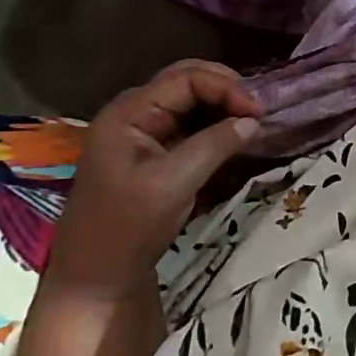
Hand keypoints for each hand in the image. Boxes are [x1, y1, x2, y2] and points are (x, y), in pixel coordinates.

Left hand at [48, 60, 262, 292]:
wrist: (96, 276)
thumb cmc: (128, 226)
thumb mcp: (174, 183)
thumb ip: (214, 145)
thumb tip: (253, 120)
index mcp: (129, 112)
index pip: (185, 79)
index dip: (226, 87)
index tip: (259, 111)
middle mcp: (135, 113)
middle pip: (187, 82)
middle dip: (226, 90)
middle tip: (258, 110)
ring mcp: (143, 133)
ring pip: (190, 102)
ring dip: (222, 107)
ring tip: (252, 121)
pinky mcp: (154, 153)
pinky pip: (189, 126)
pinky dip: (214, 126)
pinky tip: (235, 136)